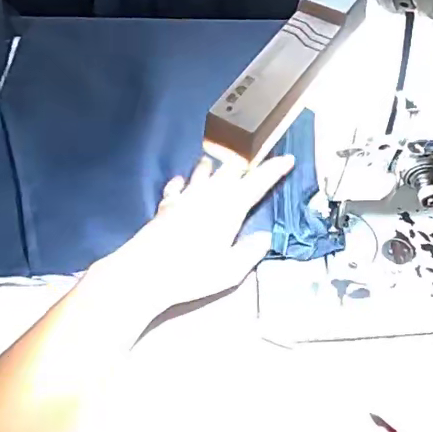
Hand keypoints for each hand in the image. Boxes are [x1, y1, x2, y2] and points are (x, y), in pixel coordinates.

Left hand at [85, 154, 293, 319]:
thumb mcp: (231, 270)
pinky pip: (177, 185)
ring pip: (203, 169)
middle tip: (254, 159)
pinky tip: (182, 182)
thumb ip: (250, 251)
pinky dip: (184, 181)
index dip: (275, 168)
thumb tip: (265, 238)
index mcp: (231, 207)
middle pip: (231, 167)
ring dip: (215, 165)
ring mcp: (185, 196)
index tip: (287, 158)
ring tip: (220, 163)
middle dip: (246, 160)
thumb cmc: (192, 273)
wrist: (144, 272)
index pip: (258, 181)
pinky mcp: (166, 204)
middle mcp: (209, 194)